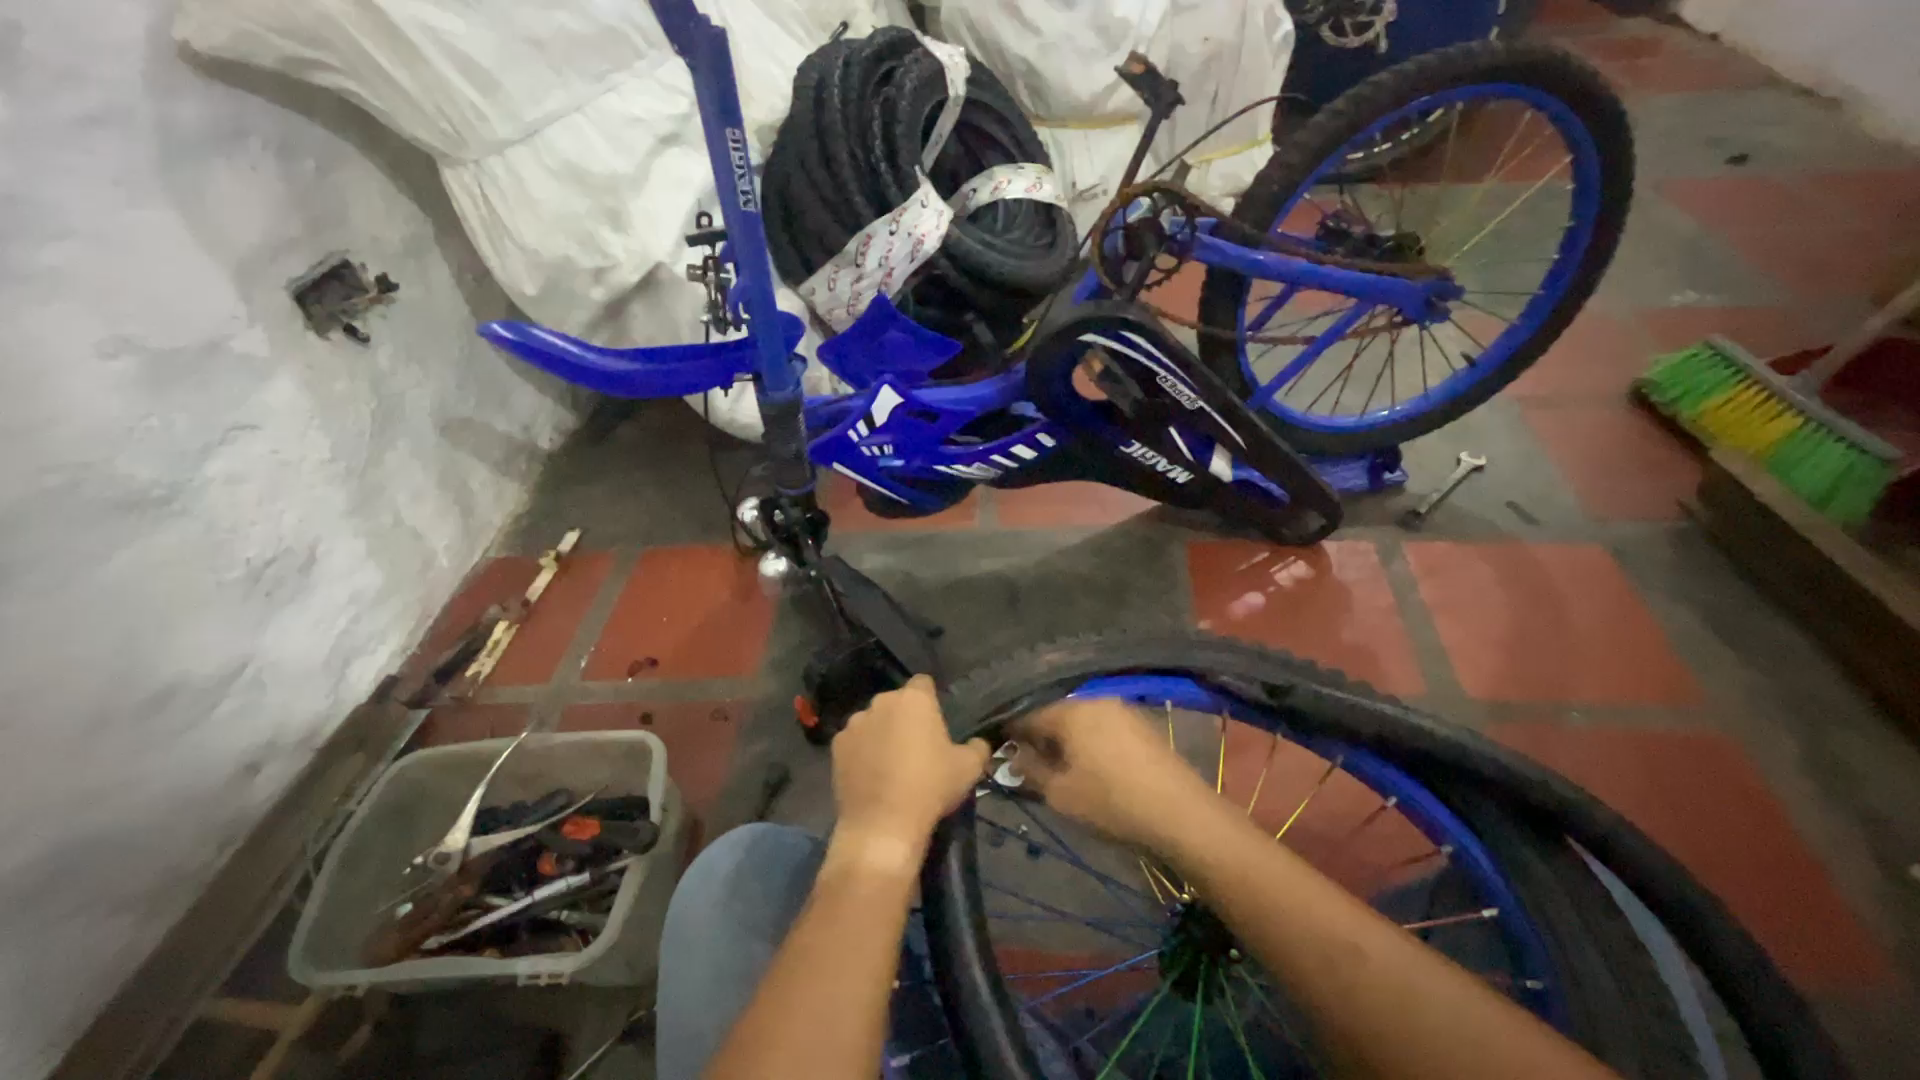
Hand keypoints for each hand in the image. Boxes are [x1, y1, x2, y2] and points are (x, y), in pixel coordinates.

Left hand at [830, 676, 991, 868]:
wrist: (883, 823)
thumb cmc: (930, 787)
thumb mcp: (969, 768)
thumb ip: (977, 747)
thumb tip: (978, 743)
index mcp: (914, 700)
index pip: (923, 683)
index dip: (930, 699)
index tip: (935, 722)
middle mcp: (881, 703)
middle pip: (896, 703)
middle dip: (904, 717)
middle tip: (916, 746)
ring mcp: (854, 724)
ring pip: (872, 722)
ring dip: (880, 733)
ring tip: (889, 763)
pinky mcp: (836, 746)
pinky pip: (854, 742)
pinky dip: (860, 752)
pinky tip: (870, 775)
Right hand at [1008, 698, 1223, 853]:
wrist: (1181, 814)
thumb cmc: (1112, 802)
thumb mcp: (1060, 794)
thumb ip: (1030, 770)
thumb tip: (1014, 755)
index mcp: (1071, 710)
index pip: (1027, 714)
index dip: (1010, 733)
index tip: (1000, 753)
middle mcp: (1095, 699)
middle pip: (1055, 714)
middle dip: (1040, 737)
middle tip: (1030, 767)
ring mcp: (1122, 709)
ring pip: (1080, 720)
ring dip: (1066, 741)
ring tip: (1060, 771)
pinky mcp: (1142, 724)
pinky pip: (1102, 727)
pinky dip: (1090, 742)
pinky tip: (1091, 768)